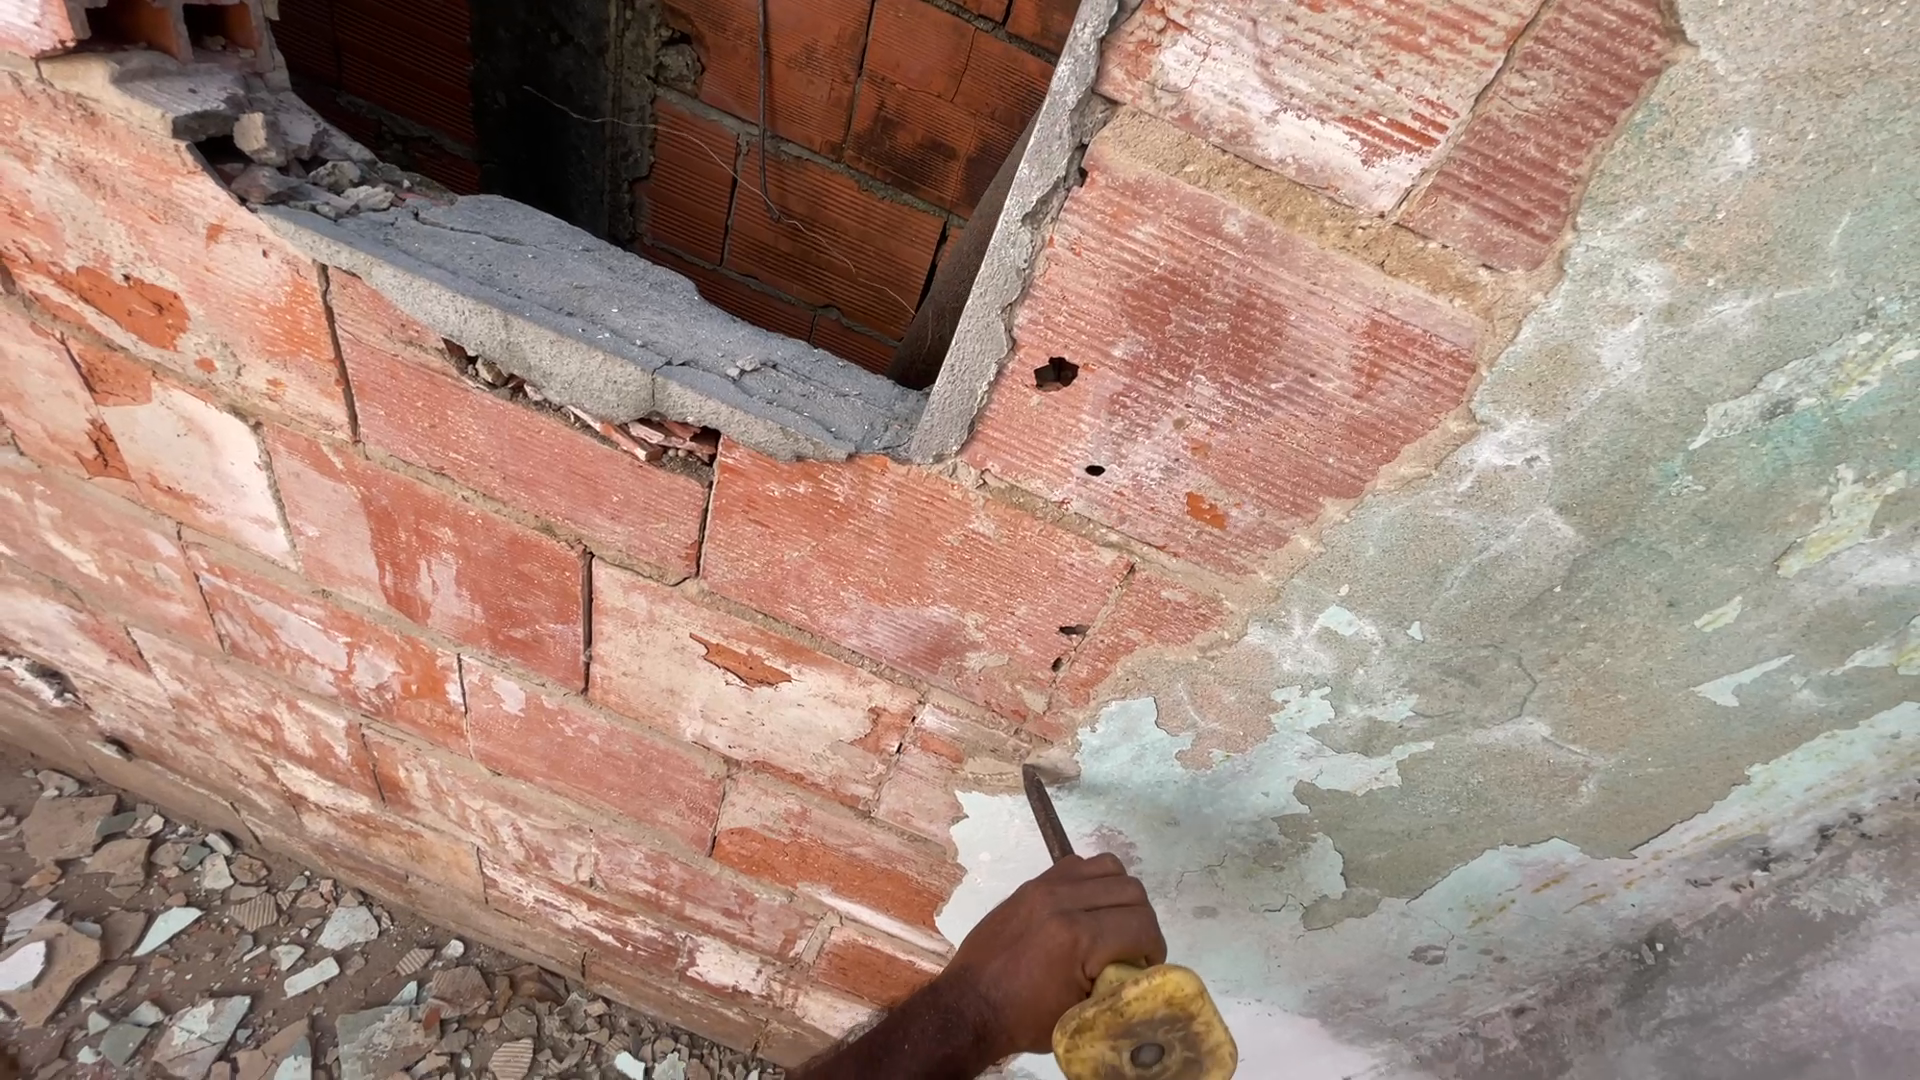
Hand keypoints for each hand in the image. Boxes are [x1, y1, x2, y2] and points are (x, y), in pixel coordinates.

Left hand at [936, 854, 1167, 1059]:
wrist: (970, 1002)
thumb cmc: (1024, 1018)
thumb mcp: (1080, 1012)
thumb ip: (1116, 983)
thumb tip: (1141, 968)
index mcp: (1076, 936)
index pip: (1141, 924)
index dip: (1154, 948)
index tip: (1147, 967)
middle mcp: (1062, 899)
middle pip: (1131, 890)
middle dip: (1142, 921)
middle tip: (1134, 949)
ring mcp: (1045, 885)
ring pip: (1108, 866)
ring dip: (1120, 895)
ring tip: (1113, 925)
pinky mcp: (1033, 881)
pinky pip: (1078, 864)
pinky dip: (1093, 881)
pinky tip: (1087, 910)